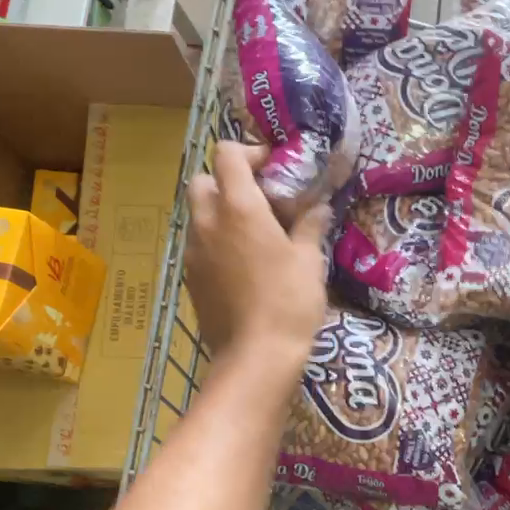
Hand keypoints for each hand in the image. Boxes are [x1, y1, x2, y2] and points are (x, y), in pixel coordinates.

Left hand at [186, 142, 330, 366]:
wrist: (256, 356)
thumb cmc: (289, 302)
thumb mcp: (310, 261)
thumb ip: (311, 227)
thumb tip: (318, 207)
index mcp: (239, 207)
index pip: (228, 154)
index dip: (250, 153)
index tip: (274, 170)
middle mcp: (207, 221)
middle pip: (204, 181)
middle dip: (228, 183)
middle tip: (260, 203)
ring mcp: (194, 251)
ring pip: (199, 215)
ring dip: (221, 215)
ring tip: (254, 238)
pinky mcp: (191, 279)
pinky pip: (200, 246)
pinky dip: (217, 244)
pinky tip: (243, 268)